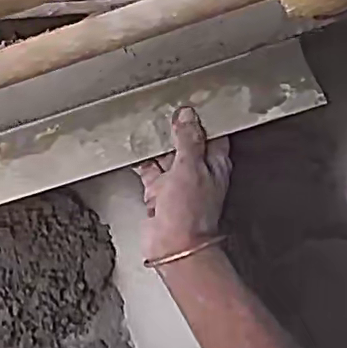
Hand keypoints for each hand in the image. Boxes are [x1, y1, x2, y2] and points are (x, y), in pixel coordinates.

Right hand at [133, 107, 231, 263]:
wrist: (173, 245)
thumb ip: (188, 140)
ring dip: (155, 143)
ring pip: (165, 155)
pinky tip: (132, 149)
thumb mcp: (190, 167)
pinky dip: (140, 160)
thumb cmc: (190, 212)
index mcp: (214, 164)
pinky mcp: (158, 192)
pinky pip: (148, 170)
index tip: (190, 102)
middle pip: (186, 142)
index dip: (202, 118)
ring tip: (143, 124)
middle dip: (174, 128)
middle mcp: (197, 172)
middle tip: (161, 108)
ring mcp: (176, 182)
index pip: (211, 134)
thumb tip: (187, 115)